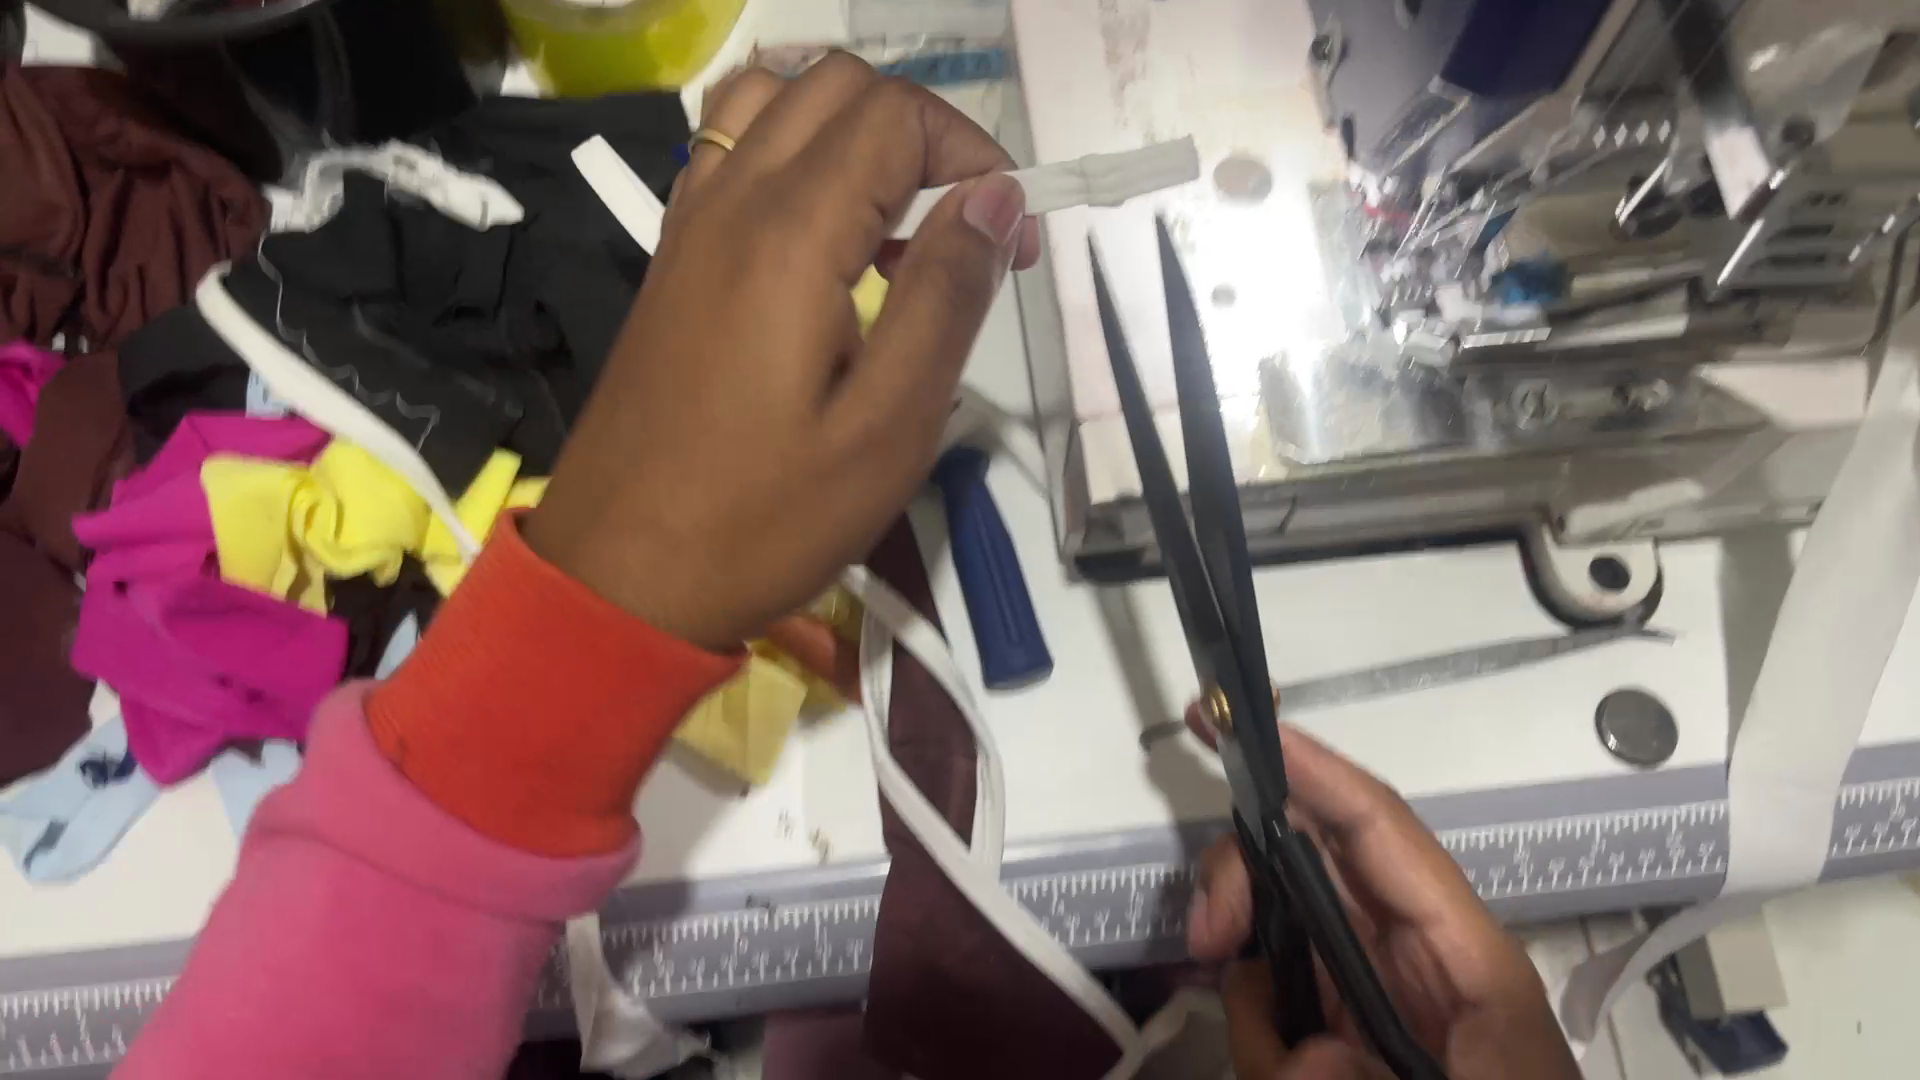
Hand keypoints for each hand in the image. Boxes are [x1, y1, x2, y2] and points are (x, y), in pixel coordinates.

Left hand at [525, 55, 1040, 648]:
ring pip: (771, 104)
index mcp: (790, 236)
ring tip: (896, 223)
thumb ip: (946, 300)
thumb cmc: (768, 519)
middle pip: (835, 87)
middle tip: (968, 229)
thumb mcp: (888, 429)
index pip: (897, 119)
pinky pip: (728, 158)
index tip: (1014, 242)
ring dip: (853, 133)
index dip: (975, 157)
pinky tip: (825, 242)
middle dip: (924, 134)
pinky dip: (793, 158)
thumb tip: (995, 200)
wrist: (626, 576)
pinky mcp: (671, 267)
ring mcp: (688, 230)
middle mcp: (729, 203)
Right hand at [1184, 712, 1578, 1079]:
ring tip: (1279, 1065)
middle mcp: (1397, 945)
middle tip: (1207, 936)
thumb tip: (1312, 1052)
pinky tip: (1286, 1070)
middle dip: (1240, 879)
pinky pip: (1261, 995)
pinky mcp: (1327, 1018)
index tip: (1241, 724)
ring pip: (1265, 927)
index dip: (1310, 766)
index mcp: (1457, 947)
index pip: (1377, 826)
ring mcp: (1355, 980)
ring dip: (1249, 991)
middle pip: (1297, 858)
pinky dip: (1255, 1032)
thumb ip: (1395, 1067)